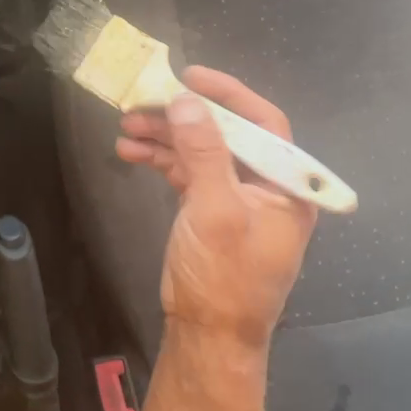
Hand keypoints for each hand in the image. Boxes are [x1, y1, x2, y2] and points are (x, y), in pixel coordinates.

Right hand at [116, 66, 315, 345]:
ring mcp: (235, 196)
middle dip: (181, 116)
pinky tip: (130, 152)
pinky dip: (159, 158)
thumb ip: (203, 151)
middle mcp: (264, 186)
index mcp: (284, 186)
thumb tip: (186, 100)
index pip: (265, 123)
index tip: (189, 76)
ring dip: (163, 135)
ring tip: (125, 126)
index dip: (229, 94)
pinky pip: (185, 170)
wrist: (208, 335)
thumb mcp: (214, 209)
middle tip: (141, 101)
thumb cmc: (224, 276)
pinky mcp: (209, 208)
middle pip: (224, 132)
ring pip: (199, 148)